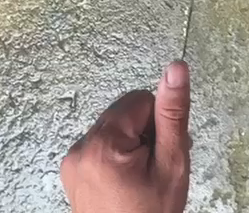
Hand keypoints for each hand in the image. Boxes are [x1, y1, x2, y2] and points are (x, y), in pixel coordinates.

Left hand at [61, 61, 191, 212]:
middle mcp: (80, 147)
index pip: (141, 100)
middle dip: (146, 133)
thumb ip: (172, 113)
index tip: (160, 154)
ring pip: (116, 128)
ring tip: (142, 177)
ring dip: (133, 144)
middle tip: (155, 168)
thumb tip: (176, 67)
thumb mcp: (171, 163)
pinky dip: (118, 156)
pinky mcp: (72, 172)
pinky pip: (102, 145)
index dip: (159, 124)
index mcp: (102, 143)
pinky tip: (127, 182)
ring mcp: (72, 162)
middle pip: (126, 113)